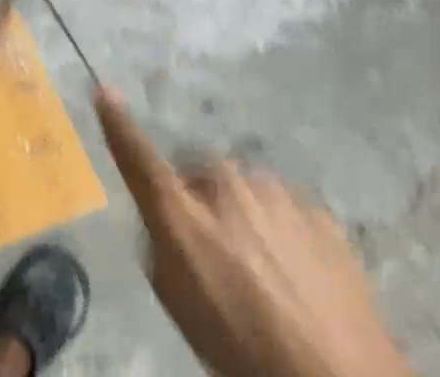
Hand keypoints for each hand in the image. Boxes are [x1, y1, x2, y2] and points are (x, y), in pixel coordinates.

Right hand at [95, 89, 411, 376]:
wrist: (337, 376)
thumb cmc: (238, 342)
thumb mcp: (176, 296)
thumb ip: (162, 240)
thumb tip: (167, 214)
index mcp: (182, 211)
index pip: (138, 156)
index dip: (117, 122)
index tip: (103, 90)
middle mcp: (226, 187)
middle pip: (200, 173)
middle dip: (200, 197)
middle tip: (211, 247)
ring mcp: (279, 196)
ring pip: (245, 188)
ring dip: (243, 211)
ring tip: (260, 266)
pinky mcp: (322, 213)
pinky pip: (286, 207)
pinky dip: (282, 228)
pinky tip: (296, 271)